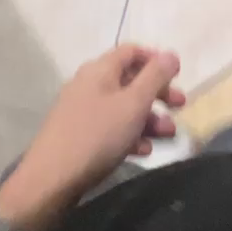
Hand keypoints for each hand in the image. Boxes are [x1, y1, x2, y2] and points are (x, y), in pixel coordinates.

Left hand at [0, 44, 184, 230]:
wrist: (51, 179)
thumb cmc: (97, 135)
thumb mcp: (133, 103)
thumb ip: (155, 77)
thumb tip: (171, 54)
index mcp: (100, 69)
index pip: (132, 51)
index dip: (157, 59)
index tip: (178, 76)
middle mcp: (89, 84)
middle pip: (130, 80)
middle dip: (158, 93)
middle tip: (180, 107)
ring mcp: (81, 110)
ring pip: (123, 106)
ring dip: (148, 117)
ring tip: (167, 135)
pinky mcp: (79, 134)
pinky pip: (110, 127)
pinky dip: (130, 134)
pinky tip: (143, 150)